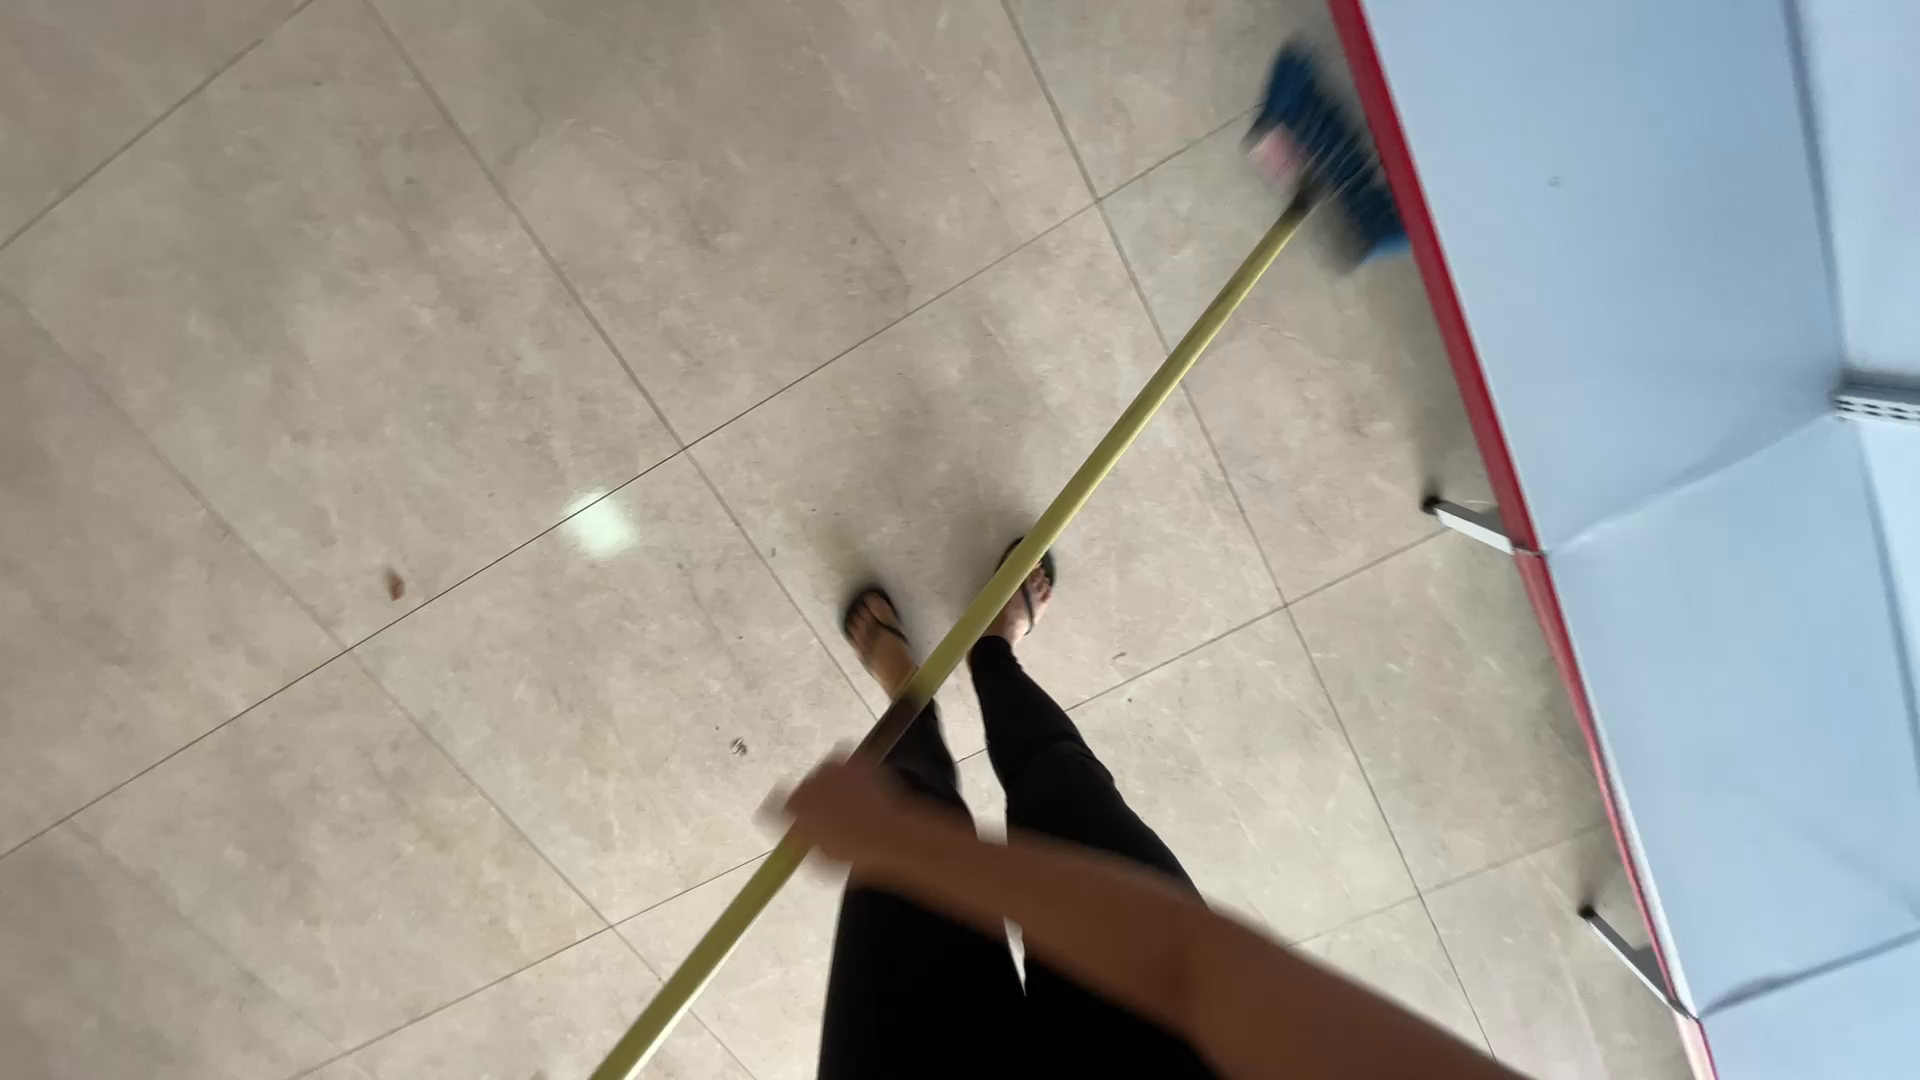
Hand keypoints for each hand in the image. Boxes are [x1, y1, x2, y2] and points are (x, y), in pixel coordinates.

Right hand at [778, 756, 920, 867]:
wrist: (888, 832)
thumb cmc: (853, 852)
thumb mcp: (818, 857)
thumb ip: (802, 839)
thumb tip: (799, 832)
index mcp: (792, 807)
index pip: (773, 805)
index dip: (787, 813)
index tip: (796, 819)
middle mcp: (805, 783)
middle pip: (803, 788)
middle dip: (813, 798)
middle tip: (831, 813)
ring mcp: (831, 767)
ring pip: (824, 773)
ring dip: (832, 783)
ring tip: (850, 802)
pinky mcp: (852, 757)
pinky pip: (846, 762)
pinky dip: (851, 771)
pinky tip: (861, 788)